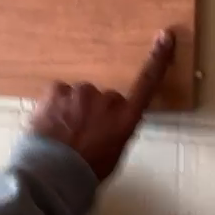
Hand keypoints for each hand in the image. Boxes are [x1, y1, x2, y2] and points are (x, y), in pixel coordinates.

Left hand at [28, 29, 176, 180]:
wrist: (49, 178)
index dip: (157, 59)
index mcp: (125, 118)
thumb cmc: (85, 175)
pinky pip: (59, 94)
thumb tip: (112, 123)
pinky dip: (54, 107)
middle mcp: (107, 99)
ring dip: (73, 109)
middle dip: (94, 111)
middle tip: (80, 136)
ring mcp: (81, 92)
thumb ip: (117, 131)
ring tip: (61, 136)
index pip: (146, 84)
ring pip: (79, 96)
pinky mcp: (56, 90)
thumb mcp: (113, 155)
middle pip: (103, 98)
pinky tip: (49, 126)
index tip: (165, 36)